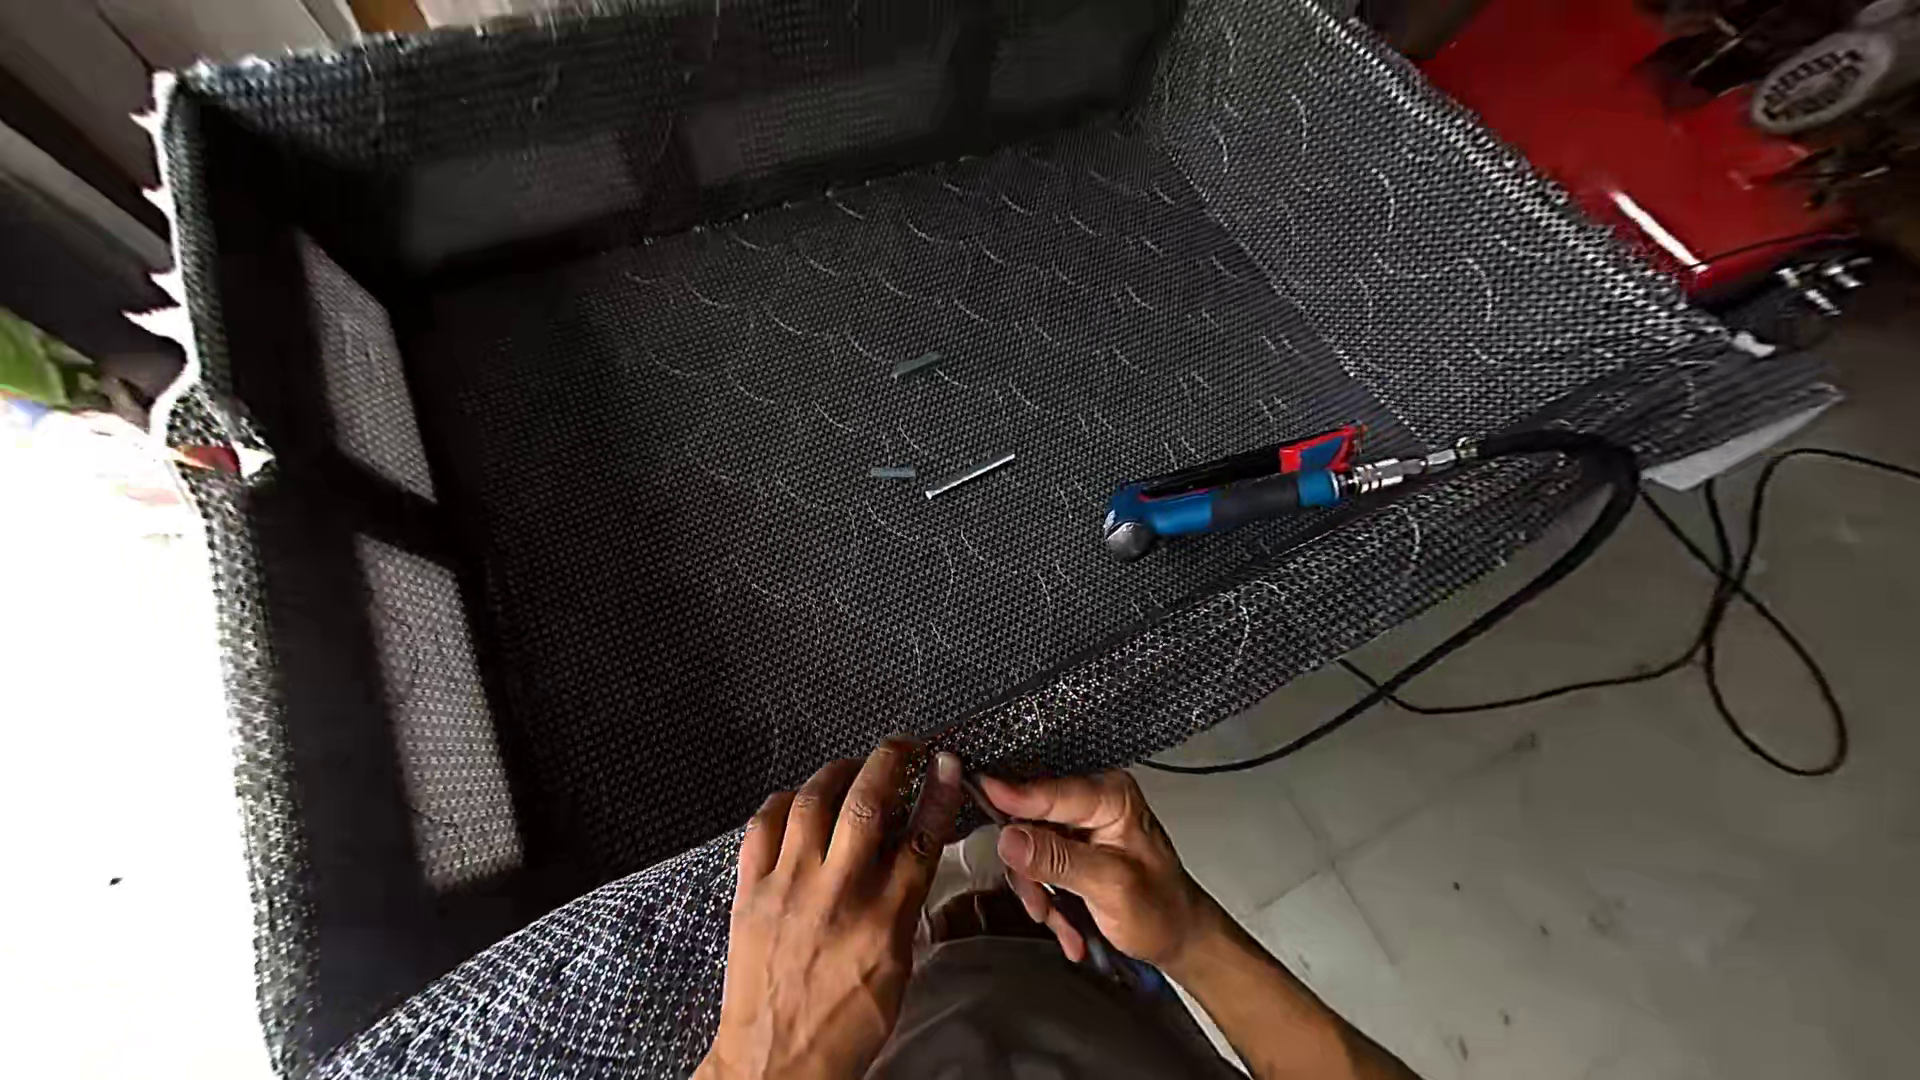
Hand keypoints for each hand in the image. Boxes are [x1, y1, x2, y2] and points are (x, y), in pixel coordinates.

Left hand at [695, 740, 963, 1079]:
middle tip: (901, 746)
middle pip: (868, 803)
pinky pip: (763, 823)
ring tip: (851, 769)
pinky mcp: (750, 891)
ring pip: (814, 799)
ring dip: (838, 771)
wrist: (772, 1069)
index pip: (922, 837)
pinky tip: (799, 800)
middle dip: (890, 760)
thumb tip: (910, 842)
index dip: (938, 792)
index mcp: (883, 918)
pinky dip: (785, 800)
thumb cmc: (846, 1022)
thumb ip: (905, 898)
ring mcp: (788, 886)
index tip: (945, 763)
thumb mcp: (897, 964)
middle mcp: (837, 893)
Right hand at [982, 770, 1222, 968]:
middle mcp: (1090, 800)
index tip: (981, 789)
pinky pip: (1036, 860)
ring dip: (1037, 888)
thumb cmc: (1161, 908)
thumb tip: (1010, 838)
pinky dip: (1044, 894)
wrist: (1179, 938)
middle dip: (1030, 866)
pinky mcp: (1069, 844)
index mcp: (1108, 794)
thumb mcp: (1110, 886)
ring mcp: (1078, 823)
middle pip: (1031, 817)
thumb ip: (1058, 859)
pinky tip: (1065, 922)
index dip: (1014, 794)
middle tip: (1039, 903)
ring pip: (1027, 844)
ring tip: (1060, 920)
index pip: (1050, 789)